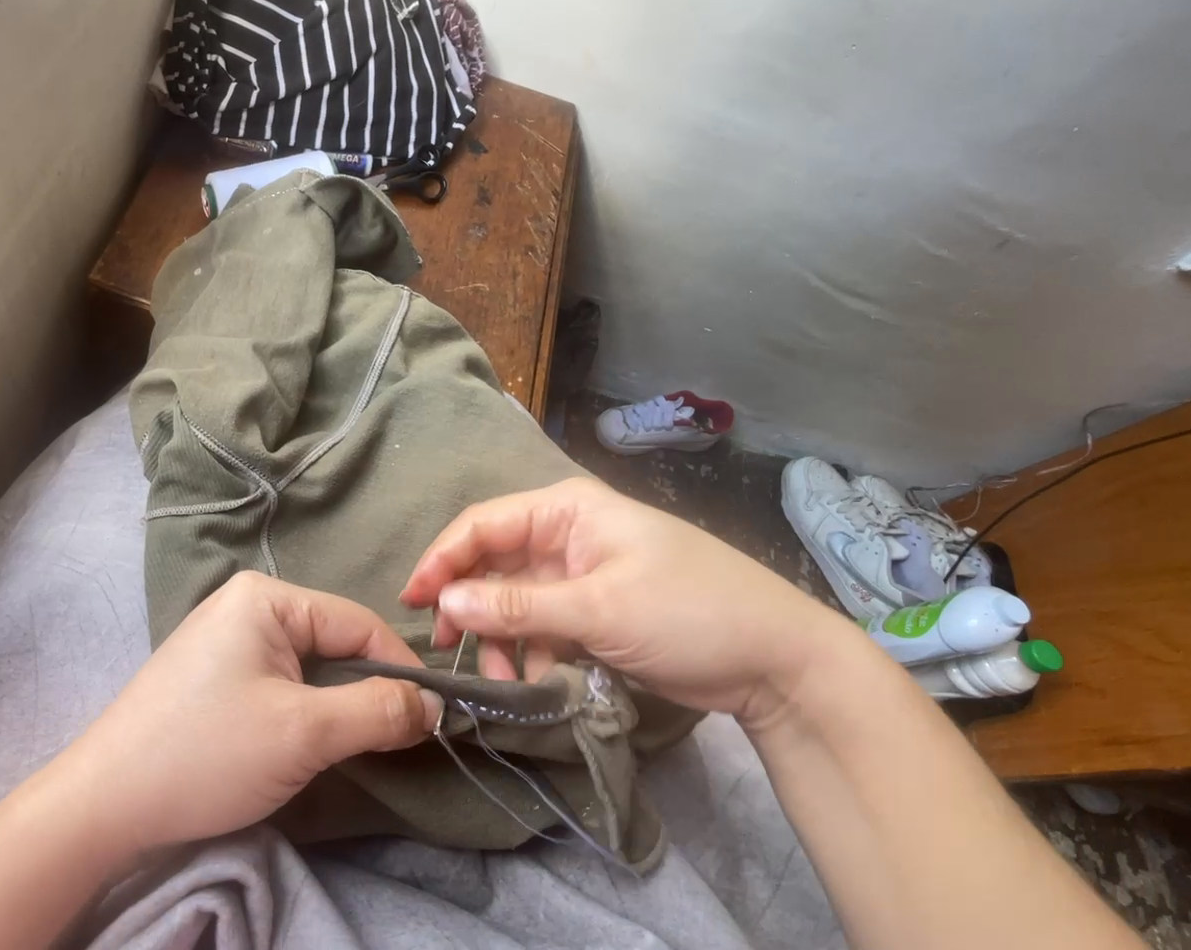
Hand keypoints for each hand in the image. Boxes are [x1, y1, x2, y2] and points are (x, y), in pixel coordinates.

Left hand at [57, 572, 441, 851]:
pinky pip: (280, 680)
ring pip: (309, 666)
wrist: (106, 801)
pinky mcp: (214, 672)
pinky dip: (305, 710)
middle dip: (367, 690)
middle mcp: (246, 603)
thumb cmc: (208, 753)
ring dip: (336, 705)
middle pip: (334, 643)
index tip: (435, 720)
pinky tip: (305, 742)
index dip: (402, 670)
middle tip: (397, 741)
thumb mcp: (304, 733)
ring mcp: (225, 637)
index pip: (358, 624)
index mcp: (266, 597)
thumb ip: (377, 712)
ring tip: (351, 746)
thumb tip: (434, 706)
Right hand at [400, 477, 865, 727]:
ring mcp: (580, 575)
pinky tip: (543, 681)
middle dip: (471, 606)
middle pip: (493, 564)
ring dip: (503, 639)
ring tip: (506, 680)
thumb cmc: (689, 613)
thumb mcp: (598, 608)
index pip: (483, 525)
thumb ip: (516, 606)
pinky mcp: (594, 612)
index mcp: (567, 510)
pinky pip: (542, 626)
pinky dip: (534, 653)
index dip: (441, 559)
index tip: (412, 601)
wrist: (778, 662)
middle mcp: (567, 534)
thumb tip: (443, 601)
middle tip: (449, 648)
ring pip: (514, 602)